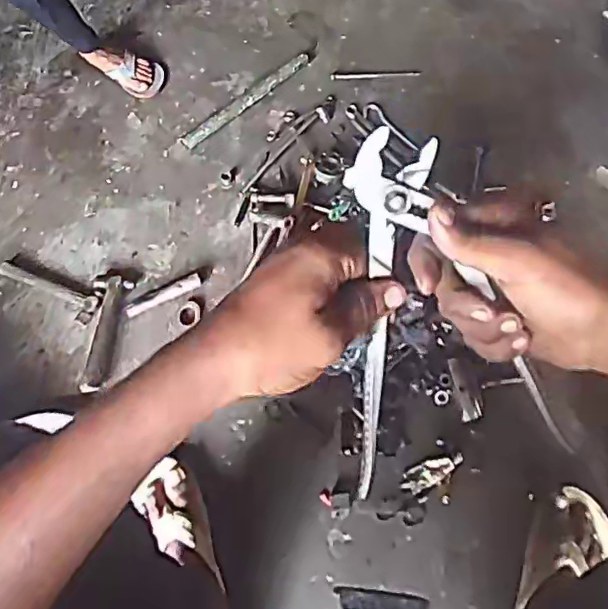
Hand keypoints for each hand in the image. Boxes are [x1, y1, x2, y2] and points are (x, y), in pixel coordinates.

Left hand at [185, 234, 403, 400]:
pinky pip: (312, 280)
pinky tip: (316, 328)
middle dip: (363, 287)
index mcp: (320, 254)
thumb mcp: (331, 337)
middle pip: (353, 257)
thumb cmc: (262, 347)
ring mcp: (286, 261)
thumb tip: (390, 294)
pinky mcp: (275, 279)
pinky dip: (321, 301)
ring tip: (335, 329)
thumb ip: (366, 310)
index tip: (388, 305)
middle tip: (364, 321)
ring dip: (342, 295)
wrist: (216, 360)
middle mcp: (301, 248)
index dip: (385, 282)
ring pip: (333, 270)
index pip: (372, 251)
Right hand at [407, 196, 607, 371]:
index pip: (437, 233)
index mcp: (493, 225)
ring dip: (485, 326)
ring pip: (455, 311)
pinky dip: (496, 341)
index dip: (427, 259)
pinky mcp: (496, 316)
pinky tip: (522, 336)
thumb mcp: (518, 261)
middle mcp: (487, 253)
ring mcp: (491, 286)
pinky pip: (472, 333)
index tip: (428, 282)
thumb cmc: (575, 292)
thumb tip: (435, 216)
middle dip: (467, 304)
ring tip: (518, 326)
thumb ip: (470, 241)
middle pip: (442, 280)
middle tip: (489, 310)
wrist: (605, 338)